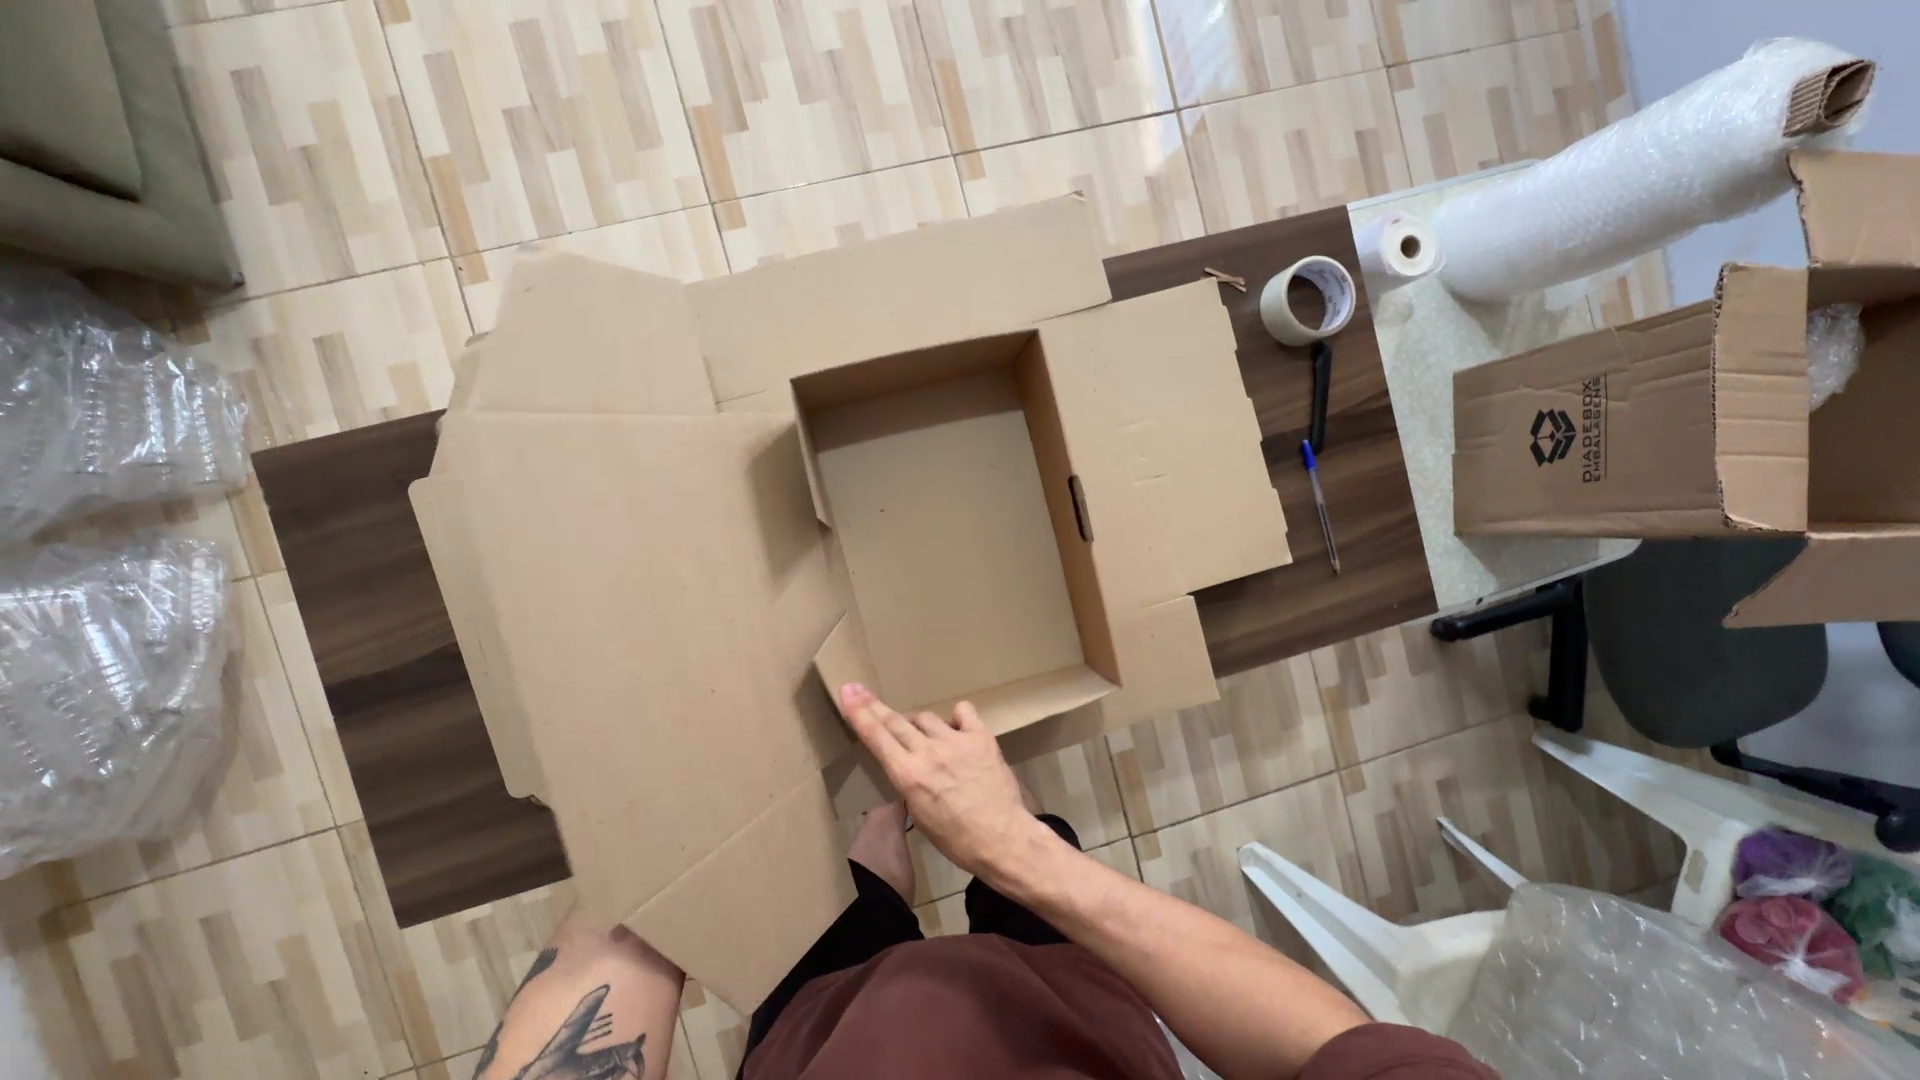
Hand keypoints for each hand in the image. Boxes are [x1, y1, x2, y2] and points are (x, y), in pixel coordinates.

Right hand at [838, 683, 1052, 879]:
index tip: (849, 692)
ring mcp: (956, 741)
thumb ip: (909, 781)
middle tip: (861, 690)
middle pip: (896, 721)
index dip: (859, 712)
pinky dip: (956, 717)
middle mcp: (928, 752)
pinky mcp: (981, 737)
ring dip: (919, 725)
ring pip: (927, 718)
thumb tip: (907, 763)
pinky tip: (957, 728)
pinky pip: (963, 711)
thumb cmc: (956, 839)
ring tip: (923, 737)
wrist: (1002, 838)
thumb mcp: (919, 814)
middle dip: (874, 705)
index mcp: (908, 775)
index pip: (877, 736)